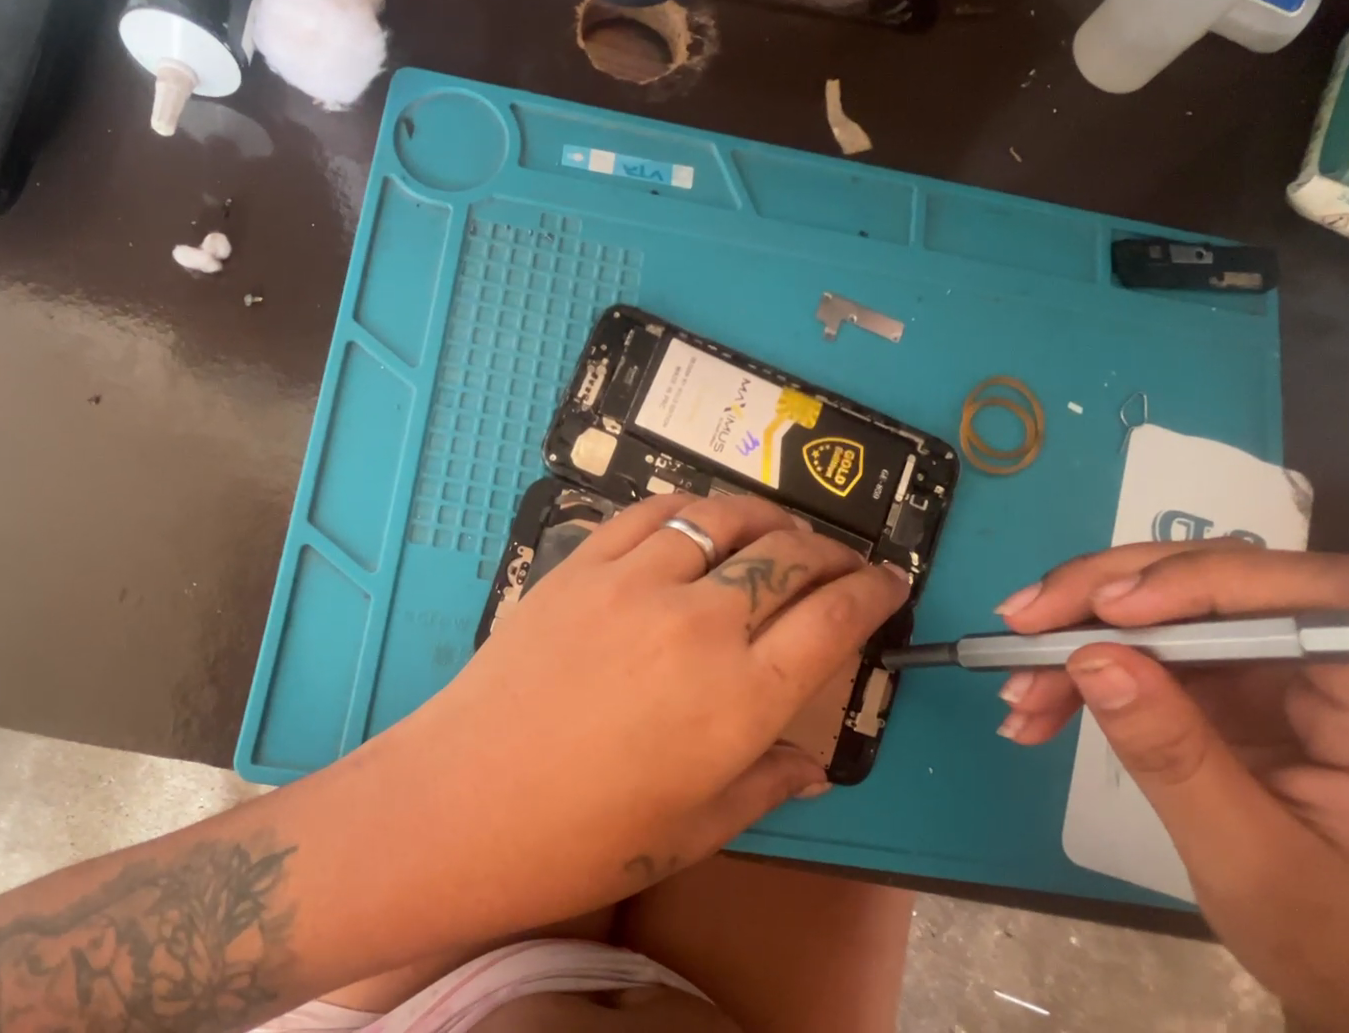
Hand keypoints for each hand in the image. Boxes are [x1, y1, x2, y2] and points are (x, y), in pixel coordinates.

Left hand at [366, 493, 907, 927]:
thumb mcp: (692, 833)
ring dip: (768, 518)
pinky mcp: (579, 567)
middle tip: (843, 562)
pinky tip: (701, 520)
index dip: (874, 593)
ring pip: (724, 519)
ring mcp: (634, 584)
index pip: (835, 618)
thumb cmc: (581, 841)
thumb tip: (813, 766)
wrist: (459, 804)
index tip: (889, 585)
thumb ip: (763, 785)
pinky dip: (690, 508)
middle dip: (834, 553)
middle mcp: (700, 625)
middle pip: (791, 558)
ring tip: (781, 530)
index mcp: (742, 699)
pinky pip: (650, 515)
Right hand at [994, 541, 1348, 1032]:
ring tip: (1018, 683)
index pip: (1322, 598)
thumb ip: (1172, 755)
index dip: (1209, 581)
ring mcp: (1306, 685)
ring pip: (1185, 617)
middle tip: (1023, 620)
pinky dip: (1099, 674)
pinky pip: (1168, 659)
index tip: (1108, 608)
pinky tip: (1043, 705)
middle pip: (1236, 588)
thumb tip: (1092, 658)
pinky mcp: (1259, 699)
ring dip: (1089, 638)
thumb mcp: (1245, 861)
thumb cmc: (1341, 950)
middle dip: (1115, 595)